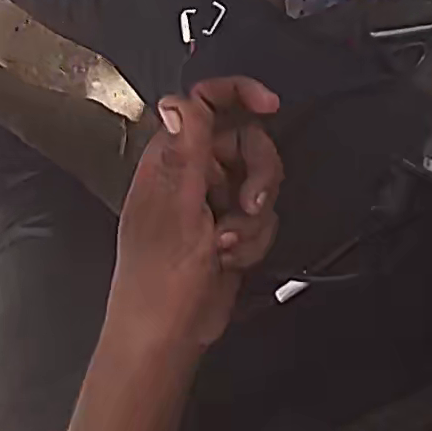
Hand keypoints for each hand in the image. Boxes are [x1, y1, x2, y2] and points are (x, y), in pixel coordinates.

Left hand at [107, 77, 282, 350]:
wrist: (168, 338)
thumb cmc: (160, 281)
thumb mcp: (179, 213)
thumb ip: (186, 152)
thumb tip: (179, 100)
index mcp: (171, 159)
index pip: (205, 102)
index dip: (239, 93)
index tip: (271, 104)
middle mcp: (194, 172)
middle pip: (247, 141)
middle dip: (258, 175)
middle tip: (249, 204)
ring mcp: (213, 199)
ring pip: (260, 180)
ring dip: (254, 217)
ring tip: (229, 245)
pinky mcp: (231, 225)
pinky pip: (263, 214)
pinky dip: (255, 238)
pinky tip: (231, 259)